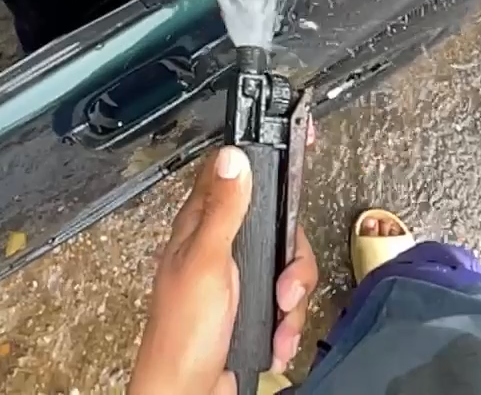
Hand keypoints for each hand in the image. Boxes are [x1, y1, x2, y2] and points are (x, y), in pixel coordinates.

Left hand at [129, 147, 319, 394]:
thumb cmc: (181, 334)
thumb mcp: (206, 262)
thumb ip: (223, 209)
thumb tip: (233, 157)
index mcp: (203, 222)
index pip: (235, 169)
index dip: (265, 155)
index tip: (300, 142)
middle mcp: (221, 242)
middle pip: (276, 223)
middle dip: (293, 259)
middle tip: (284, 284)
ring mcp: (237, 275)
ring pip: (286, 263)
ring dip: (293, 297)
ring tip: (280, 317)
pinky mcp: (251, 305)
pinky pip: (286, 300)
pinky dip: (288, 321)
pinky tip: (277, 337)